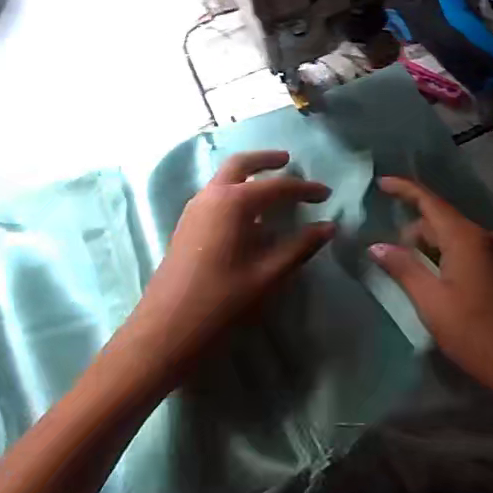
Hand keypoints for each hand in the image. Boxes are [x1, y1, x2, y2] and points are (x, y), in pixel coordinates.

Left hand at [126, 150, 334, 373]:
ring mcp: (194, 210)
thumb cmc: (221, 303)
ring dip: (248, 175)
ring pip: (224, 179)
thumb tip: (328, 227)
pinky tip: (249, 216)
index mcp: (233, 202)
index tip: (326, 194)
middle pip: (241, 165)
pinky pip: (215, 196)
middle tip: (288, 161)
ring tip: (273, 188)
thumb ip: (299, 247)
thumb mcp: (268, 276)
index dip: (305, 189)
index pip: (278, 186)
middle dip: (265, 160)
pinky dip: (235, 192)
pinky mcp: (186, 226)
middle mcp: (211, 196)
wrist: (164, 331)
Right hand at [368, 177, 492, 406]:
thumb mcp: (432, 303)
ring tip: (413, 272)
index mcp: (466, 238)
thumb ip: (404, 268)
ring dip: (432, 246)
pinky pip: (472, 250)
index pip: (430, 201)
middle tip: (391, 255)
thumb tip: (377, 246)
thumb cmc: (476, 333)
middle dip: (414, 230)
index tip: (381, 183)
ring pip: (457, 237)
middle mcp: (486, 236)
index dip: (404, 189)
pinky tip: (440, 281)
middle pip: (442, 220)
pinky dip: (450, 256)